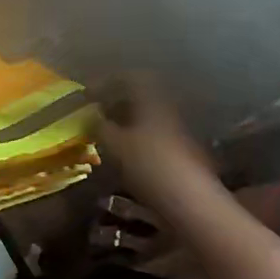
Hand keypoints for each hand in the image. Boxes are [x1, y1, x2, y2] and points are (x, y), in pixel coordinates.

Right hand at [95, 73, 220, 211]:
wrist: (190, 200)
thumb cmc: (150, 165)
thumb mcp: (116, 145)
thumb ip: (100, 127)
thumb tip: (91, 117)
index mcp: (153, 99)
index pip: (130, 77)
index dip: (107, 81)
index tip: (88, 93)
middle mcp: (168, 108)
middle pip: (141, 95)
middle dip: (116, 100)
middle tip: (96, 111)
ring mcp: (178, 130)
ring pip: (147, 115)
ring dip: (125, 119)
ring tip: (105, 132)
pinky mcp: (181, 150)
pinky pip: (153, 133)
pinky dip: (136, 135)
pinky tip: (124, 151)